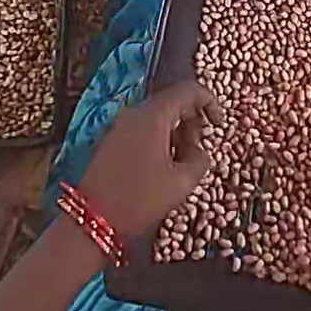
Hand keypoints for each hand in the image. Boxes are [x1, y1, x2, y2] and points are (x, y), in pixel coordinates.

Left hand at [79, 81, 221, 238]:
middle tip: (198, 151)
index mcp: (154, 116)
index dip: (209, 102)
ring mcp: (121, 126)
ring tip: (182, 164)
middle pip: (173, 103)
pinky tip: (163, 167)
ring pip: (158, 118)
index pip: (188, 91)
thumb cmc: (140, 198)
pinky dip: (160, 140)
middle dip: (193, 122)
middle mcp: (135, 114)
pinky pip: (144, 130)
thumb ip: (199, 161)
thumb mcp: (181, 183)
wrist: (92, 220)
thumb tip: (199, 153)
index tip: (218, 124)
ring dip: (177, 134)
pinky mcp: (113, 141)